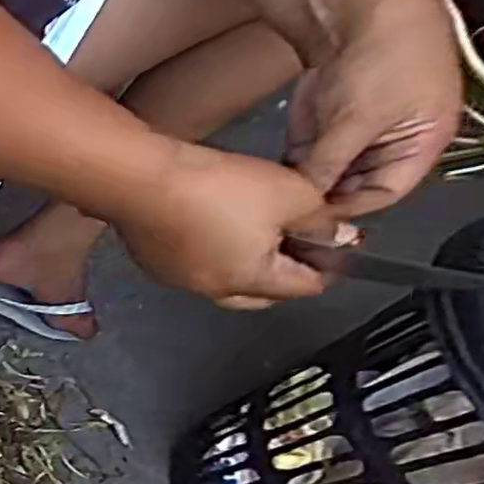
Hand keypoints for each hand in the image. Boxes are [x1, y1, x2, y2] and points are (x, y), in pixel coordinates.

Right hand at [116, 144, 338, 308]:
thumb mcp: (295, 195)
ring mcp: (179, 281)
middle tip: (296, 247)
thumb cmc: (221, 190)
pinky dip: (211, 259)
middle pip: (259, 297)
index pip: (302, 287)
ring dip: (243, 269)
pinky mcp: (156, 267)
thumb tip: (335, 236)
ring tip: (253, 236)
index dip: (327, 267)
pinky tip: (213, 231)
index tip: (336, 246)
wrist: (148, 186)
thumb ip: (322, 222)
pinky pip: (194, 271)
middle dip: (282, 278)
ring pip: (224, 284)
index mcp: (249, 279)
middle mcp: (212, 289)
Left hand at [285, 0, 460, 218]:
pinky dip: (286, 180)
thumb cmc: (384, 62)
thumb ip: (326, 168)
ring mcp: (351, 145)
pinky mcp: (320, 138)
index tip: (310, 224)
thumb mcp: (356, 123)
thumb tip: (302, 205)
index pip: (382, 197)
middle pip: (349, 195)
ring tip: (268, 212)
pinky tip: (263, 192)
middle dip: (318, 207)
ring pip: (321, 184)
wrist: (360, 18)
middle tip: (281, 224)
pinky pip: (302, 169)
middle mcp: (387, 150)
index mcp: (419, 146)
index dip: (347, 212)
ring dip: (298, 195)